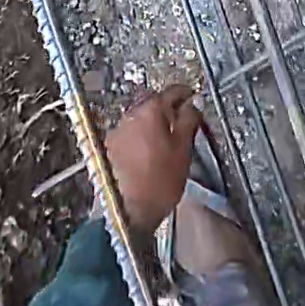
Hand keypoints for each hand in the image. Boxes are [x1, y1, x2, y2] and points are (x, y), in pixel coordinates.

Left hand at [104, 84, 202, 232]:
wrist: (127, 214)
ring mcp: (117, 131)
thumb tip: (193, 104)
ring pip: (140, 118)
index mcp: (151, 110)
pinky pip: (130, 132)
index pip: (173, 91)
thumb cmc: (160, 182)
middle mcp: (130, 115)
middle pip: (154, 102)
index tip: (195, 100)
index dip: (187, 94)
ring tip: (167, 138)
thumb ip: (189, 120)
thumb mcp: (183, 148)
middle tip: (183, 120)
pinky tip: (149, 150)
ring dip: (153, 122)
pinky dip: (141, 135)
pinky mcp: (109, 148)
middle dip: (169, 108)